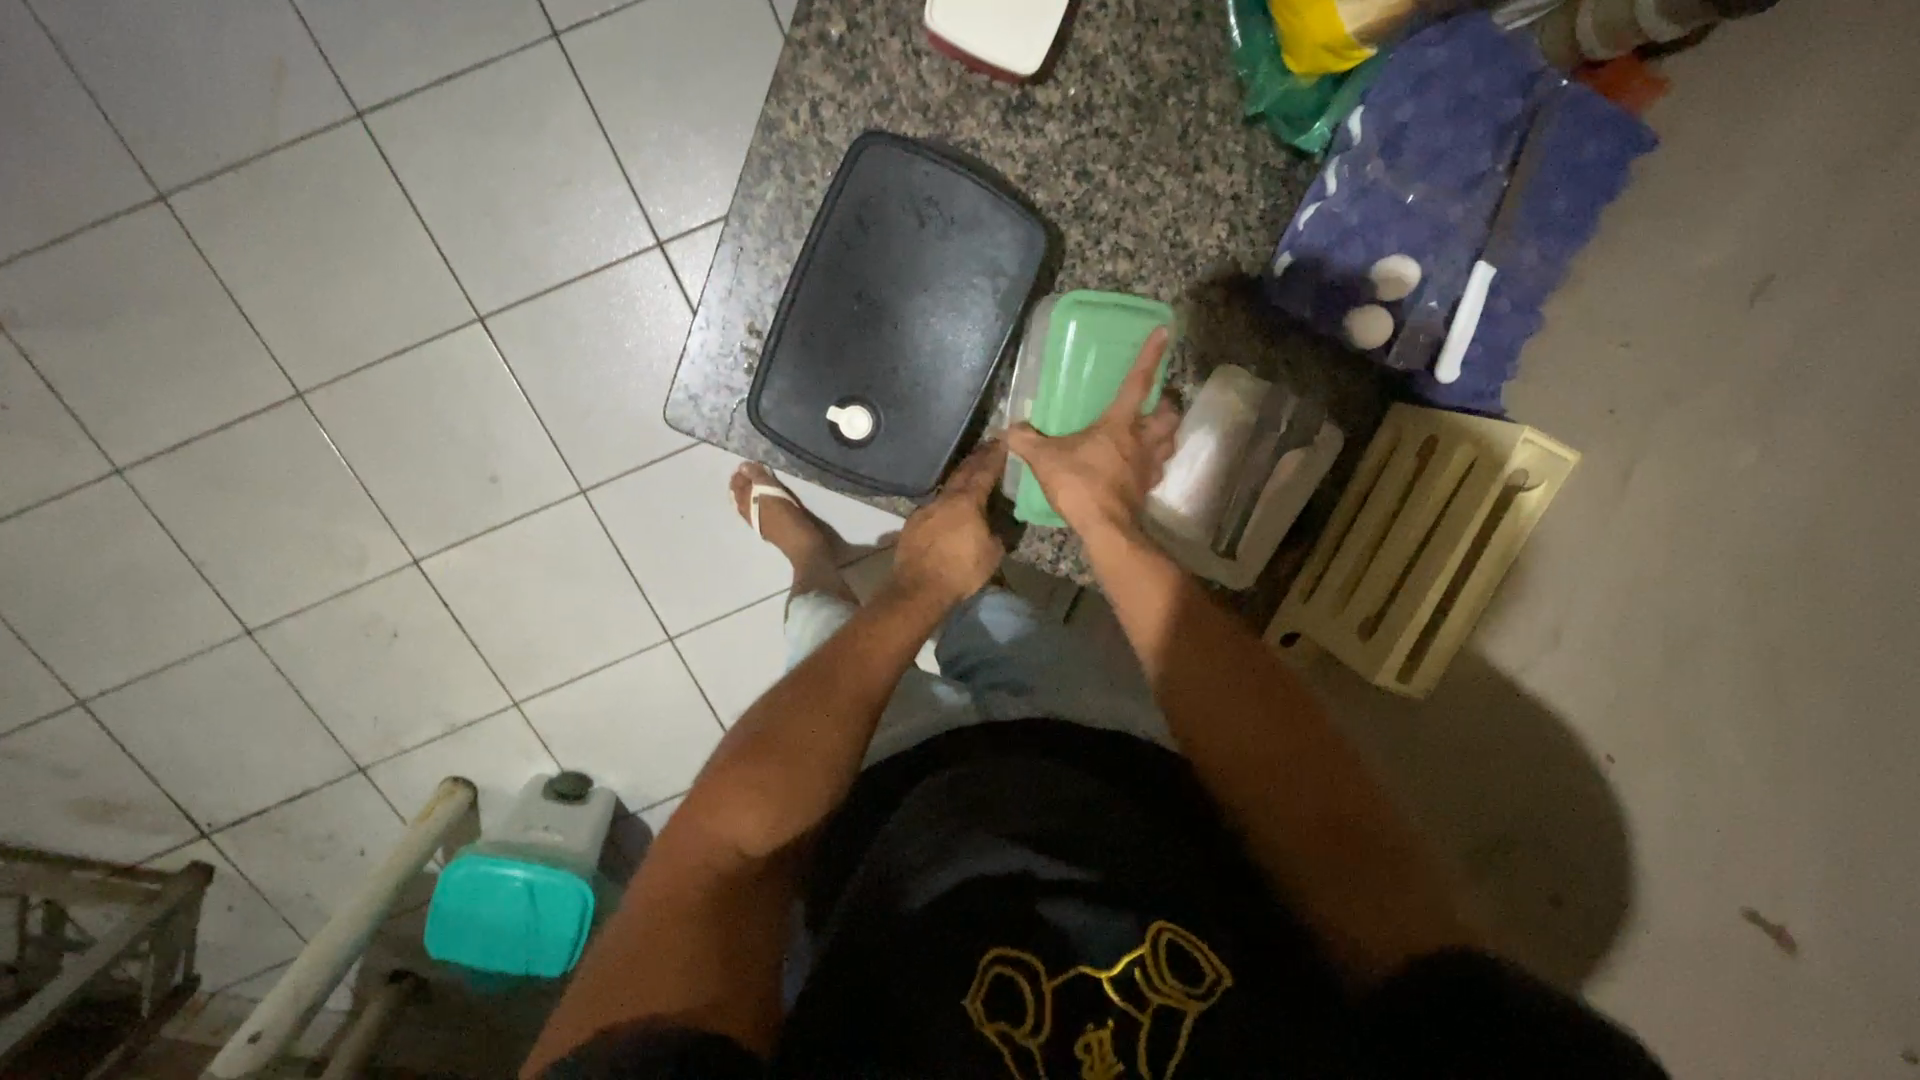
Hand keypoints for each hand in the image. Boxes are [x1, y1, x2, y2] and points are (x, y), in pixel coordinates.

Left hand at [890, 439, 1008, 608]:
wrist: (919, 588)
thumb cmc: (961, 570)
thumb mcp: (993, 553)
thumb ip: (998, 532)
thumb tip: (999, 525)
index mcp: (967, 501)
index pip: (984, 471)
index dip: (994, 456)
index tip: (1002, 442)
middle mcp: (944, 498)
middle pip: (962, 473)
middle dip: (977, 459)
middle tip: (988, 448)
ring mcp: (925, 510)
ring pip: (946, 488)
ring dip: (960, 480)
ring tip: (970, 476)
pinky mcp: (913, 524)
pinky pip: (934, 506)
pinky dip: (946, 502)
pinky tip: (949, 508)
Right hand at [1008, 327, 1179, 540]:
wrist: (1105, 527)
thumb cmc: (1079, 484)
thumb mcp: (1044, 459)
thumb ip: (1026, 441)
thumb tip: (1010, 429)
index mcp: (1119, 424)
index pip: (1138, 382)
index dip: (1151, 356)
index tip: (1165, 332)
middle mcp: (1141, 440)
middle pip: (1168, 415)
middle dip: (1166, 406)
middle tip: (1155, 404)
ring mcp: (1148, 466)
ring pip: (1169, 442)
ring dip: (1164, 435)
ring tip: (1151, 434)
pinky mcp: (1147, 489)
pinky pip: (1157, 470)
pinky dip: (1152, 464)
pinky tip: (1138, 468)